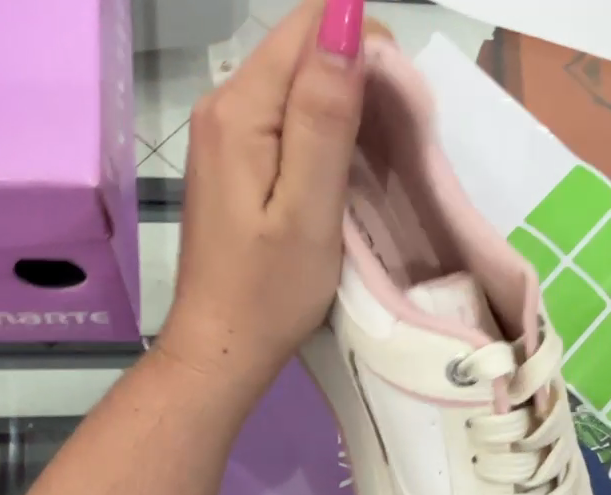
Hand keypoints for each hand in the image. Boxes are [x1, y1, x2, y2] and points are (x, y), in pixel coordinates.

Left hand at [159, 0, 365, 389]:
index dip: (361, 48)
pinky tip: (332, 174)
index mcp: (239, 109)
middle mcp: (221, 104)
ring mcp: (221, 133)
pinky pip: (282, 117)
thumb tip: (347, 21)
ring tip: (360, 166)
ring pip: (294, 82)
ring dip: (337, 106)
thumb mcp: (308, 210)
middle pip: (300, 48)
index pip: (311, 25)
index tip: (389, 112)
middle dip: (351, 77)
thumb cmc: (269, 292)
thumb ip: (325, 117)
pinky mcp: (230, 160)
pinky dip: (317, 132)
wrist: (222, 347)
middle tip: (378, 149)